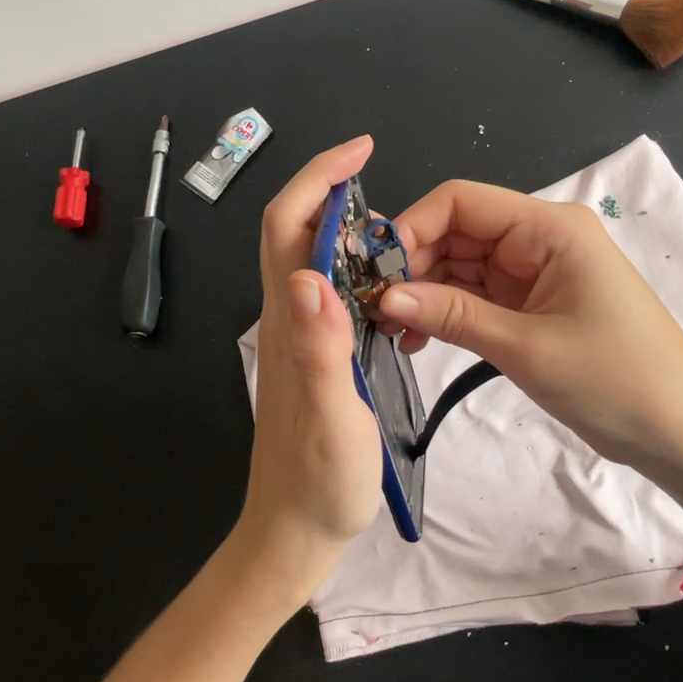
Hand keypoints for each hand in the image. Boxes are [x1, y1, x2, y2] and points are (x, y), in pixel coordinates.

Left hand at [240, 136, 385, 574]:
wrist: (295, 531)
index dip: (317, 179)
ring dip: (341, 227)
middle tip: (382, 178)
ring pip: (310, 261)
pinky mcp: (312, 360)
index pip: (288, 228)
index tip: (360, 151)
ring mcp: (297, 340)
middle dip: (330, 189)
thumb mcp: (328, 416)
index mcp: (289, 323)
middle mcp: (286, 320)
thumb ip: (318, 348)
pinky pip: (328, 294)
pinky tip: (388, 284)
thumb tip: (310, 274)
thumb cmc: (317, 481)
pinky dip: (353, 268)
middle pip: (293, 234)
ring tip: (395, 226)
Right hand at [377, 180, 682, 477]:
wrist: (681, 433)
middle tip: (373, 312)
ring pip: (460, 268)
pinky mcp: (532, 306)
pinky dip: (445, 315)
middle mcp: (539, 240)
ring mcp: (535, 274)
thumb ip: (452, 315)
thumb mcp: (526, 347)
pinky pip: (475, 298)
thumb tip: (384, 297)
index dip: (411, 228)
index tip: (375, 274)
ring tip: (391, 333)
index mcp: (549, 228)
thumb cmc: (616, 380)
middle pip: (456, 233)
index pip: (461, 202)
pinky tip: (417, 342)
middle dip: (411, 267)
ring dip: (423, 296)